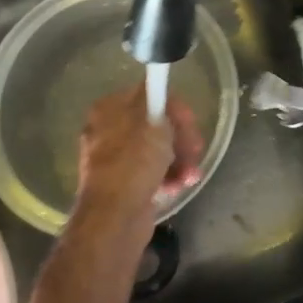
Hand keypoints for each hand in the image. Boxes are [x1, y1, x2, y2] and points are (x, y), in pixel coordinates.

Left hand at [72, 83, 205, 236]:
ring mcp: (114, 160)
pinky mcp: (123, 185)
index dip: (174, 107)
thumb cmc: (134, 162)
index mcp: (109, 109)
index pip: (148, 95)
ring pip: (157, 149)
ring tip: (190, 174)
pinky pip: (151, 172)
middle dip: (180, 138)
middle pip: (155, 124)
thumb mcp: (153, 121)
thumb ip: (157, 98)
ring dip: (179, 159)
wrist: (114, 218)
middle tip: (195, 149)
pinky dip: (168, 176)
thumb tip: (156, 85)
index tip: (191, 121)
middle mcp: (107, 131)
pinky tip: (180, 185)